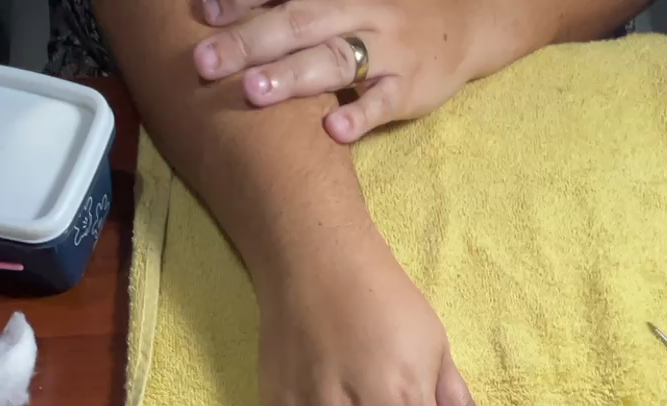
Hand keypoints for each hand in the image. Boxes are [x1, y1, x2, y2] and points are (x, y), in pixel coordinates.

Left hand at [193, 0, 525, 142]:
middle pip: (298, 21)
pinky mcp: (409, 86)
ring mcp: (386, 48)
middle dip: (249, 40)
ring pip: (334, 59)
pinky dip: (359, 115)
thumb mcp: (345, 1)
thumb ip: (300, 8)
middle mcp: (358, 10)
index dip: (242, 0)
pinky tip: (333, 131)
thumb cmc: (387, 15)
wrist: (464, 25)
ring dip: (293, 75)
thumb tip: (234, 15)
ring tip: (254, 91)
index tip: (202, 13)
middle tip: (204, 61)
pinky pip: (382, 102)